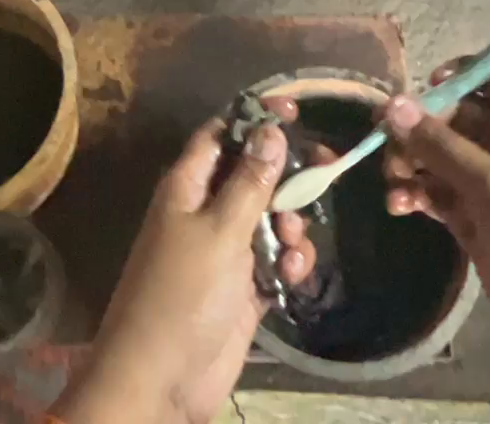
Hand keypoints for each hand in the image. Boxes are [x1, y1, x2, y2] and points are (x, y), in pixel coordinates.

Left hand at [53, 112, 313, 423]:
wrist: (162, 379)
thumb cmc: (184, 293)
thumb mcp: (220, 231)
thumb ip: (250, 182)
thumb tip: (270, 130)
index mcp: (188, 185)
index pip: (222, 133)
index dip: (254, 118)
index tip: (293, 111)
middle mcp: (205, 208)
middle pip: (253, 173)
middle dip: (287, 174)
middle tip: (326, 169)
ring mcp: (224, 247)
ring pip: (270, 215)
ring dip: (290, 223)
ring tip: (291, 244)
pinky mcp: (242, 284)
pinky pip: (273, 256)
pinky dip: (287, 260)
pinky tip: (291, 273)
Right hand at [381, 65, 489, 358]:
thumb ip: (438, 143)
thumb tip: (391, 105)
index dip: (464, 72)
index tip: (425, 85)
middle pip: (457, 115)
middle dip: (419, 126)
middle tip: (384, 140)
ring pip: (440, 155)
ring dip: (411, 162)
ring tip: (393, 180)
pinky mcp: (477, 218)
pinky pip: (437, 191)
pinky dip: (416, 194)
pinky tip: (399, 206)